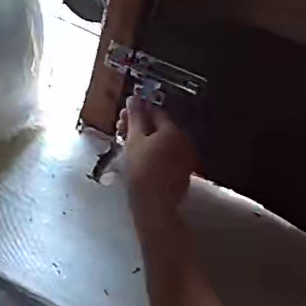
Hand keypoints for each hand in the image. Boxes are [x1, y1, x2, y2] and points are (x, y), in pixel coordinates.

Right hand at [119, 94, 196, 226]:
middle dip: (140, 125)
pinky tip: (140, 160)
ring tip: (127, 146)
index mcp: (172, 130)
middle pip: (159, 126)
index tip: (122, 116)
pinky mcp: (181, 172)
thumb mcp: (134, 140)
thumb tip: (134, 98)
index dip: (137, 111)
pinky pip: (166, 155)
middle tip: (121, 130)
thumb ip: (135, 117)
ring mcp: (184, 157)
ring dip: (145, 139)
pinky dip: (153, 153)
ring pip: (162, 142)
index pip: (154, 111)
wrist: (155, 206)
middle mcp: (183, 141)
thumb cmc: (142, 170)